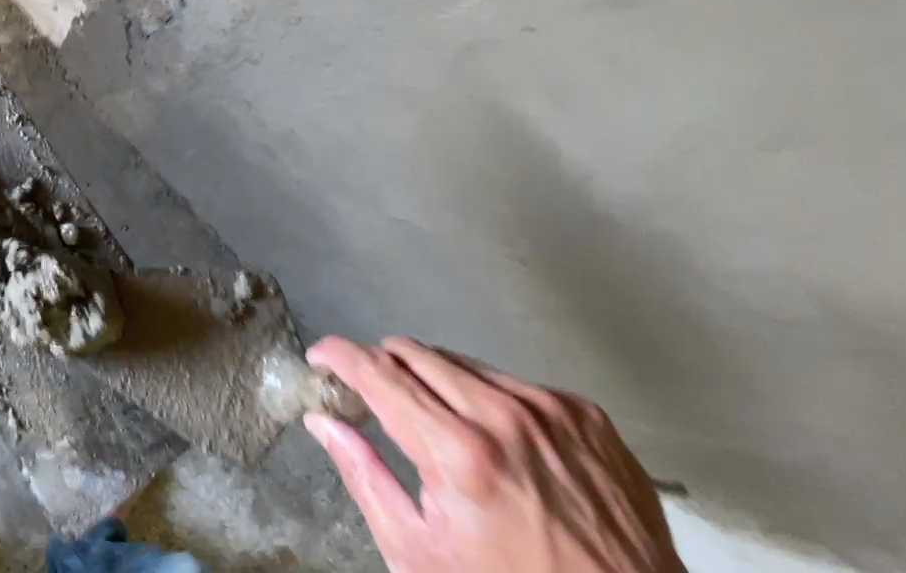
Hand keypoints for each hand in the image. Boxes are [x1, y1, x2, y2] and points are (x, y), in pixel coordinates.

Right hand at [304, 336, 684, 572]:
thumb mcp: (418, 552)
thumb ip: (363, 476)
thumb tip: (323, 421)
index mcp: (458, 452)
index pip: (377, 372)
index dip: (338, 356)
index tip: (320, 358)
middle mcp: (505, 416)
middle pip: (413, 353)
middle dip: (380, 366)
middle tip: (370, 395)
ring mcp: (552, 410)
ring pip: (460, 362)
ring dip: (431, 379)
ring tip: (433, 422)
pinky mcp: (586, 414)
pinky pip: (512, 381)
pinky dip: (485, 397)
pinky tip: (492, 439)